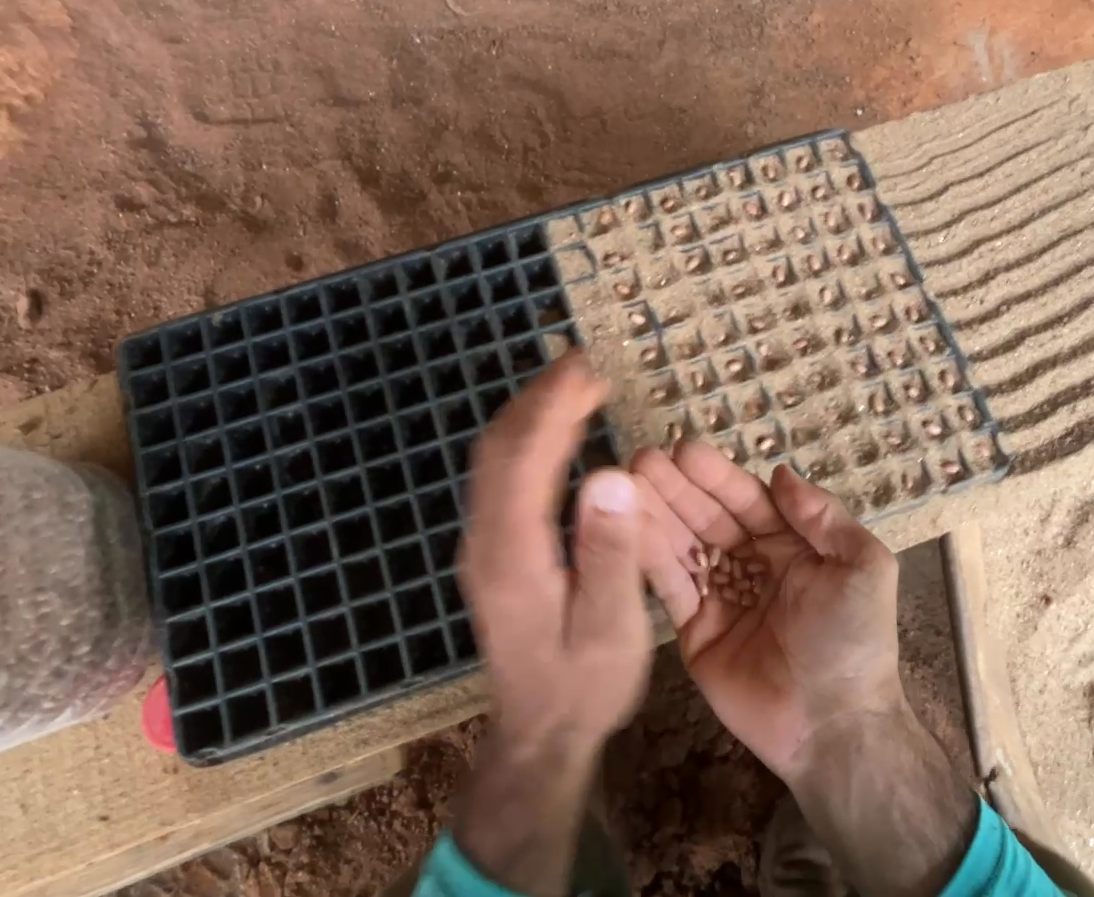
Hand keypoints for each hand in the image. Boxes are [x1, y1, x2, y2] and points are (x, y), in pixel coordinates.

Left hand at [450, 353, 651, 896]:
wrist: (538, 731)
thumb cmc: (584, 684)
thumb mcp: (611, 629)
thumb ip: (609, 553)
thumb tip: (611, 475)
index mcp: (513, 554)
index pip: (523, 460)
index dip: (551, 406)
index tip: (584, 367)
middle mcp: (486, 539)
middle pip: (499, 448)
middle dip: (538, 396)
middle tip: (582, 360)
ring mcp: (482, 542)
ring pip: (493, 458)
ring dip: (529, 411)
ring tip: (573, 381)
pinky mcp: (490, 547)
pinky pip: (500, 475)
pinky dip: (526, 438)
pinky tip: (556, 430)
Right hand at [631, 443, 975, 896]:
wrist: (832, 727)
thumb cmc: (852, 641)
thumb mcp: (862, 567)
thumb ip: (824, 517)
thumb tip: (780, 473)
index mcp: (791, 546)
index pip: (747, 501)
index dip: (716, 476)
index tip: (683, 450)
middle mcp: (752, 564)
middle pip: (707, 517)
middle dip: (676, 489)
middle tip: (639, 460)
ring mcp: (720, 596)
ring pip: (682, 546)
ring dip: (654, 514)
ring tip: (622, 486)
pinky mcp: (694, 629)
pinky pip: (670, 587)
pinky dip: (647, 557)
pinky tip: (624, 529)